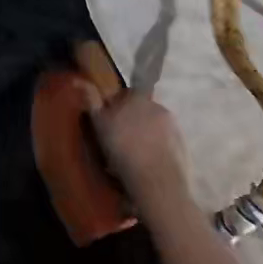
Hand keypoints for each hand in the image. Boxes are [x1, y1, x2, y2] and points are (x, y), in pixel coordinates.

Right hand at [76, 83, 188, 212]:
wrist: (157, 183)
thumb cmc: (123, 151)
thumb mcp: (100, 124)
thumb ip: (91, 100)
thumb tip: (79, 80)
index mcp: (138, 98)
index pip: (126, 93)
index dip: (117, 105)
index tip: (109, 120)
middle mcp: (158, 107)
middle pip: (142, 109)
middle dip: (133, 119)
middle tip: (120, 139)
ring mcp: (174, 127)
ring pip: (155, 126)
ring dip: (146, 134)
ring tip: (135, 154)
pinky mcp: (183, 146)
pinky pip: (166, 142)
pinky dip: (158, 148)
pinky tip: (149, 164)